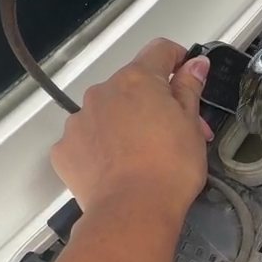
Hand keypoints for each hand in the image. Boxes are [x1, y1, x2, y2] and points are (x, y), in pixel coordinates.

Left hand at [51, 38, 212, 219]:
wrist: (133, 210)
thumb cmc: (170, 168)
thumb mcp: (192, 126)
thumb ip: (189, 89)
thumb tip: (195, 64)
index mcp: (138, 80)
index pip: (160, 51)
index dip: (178, 59)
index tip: (188, 74)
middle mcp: (104, 92)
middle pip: (133, 86)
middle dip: (155, 103)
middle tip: (177, 133)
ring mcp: (80, 120)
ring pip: (109, 111)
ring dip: (128, 123)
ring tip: (146, 155)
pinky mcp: (66, 149)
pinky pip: (88, 139)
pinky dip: (104, 147)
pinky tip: (120, 167)